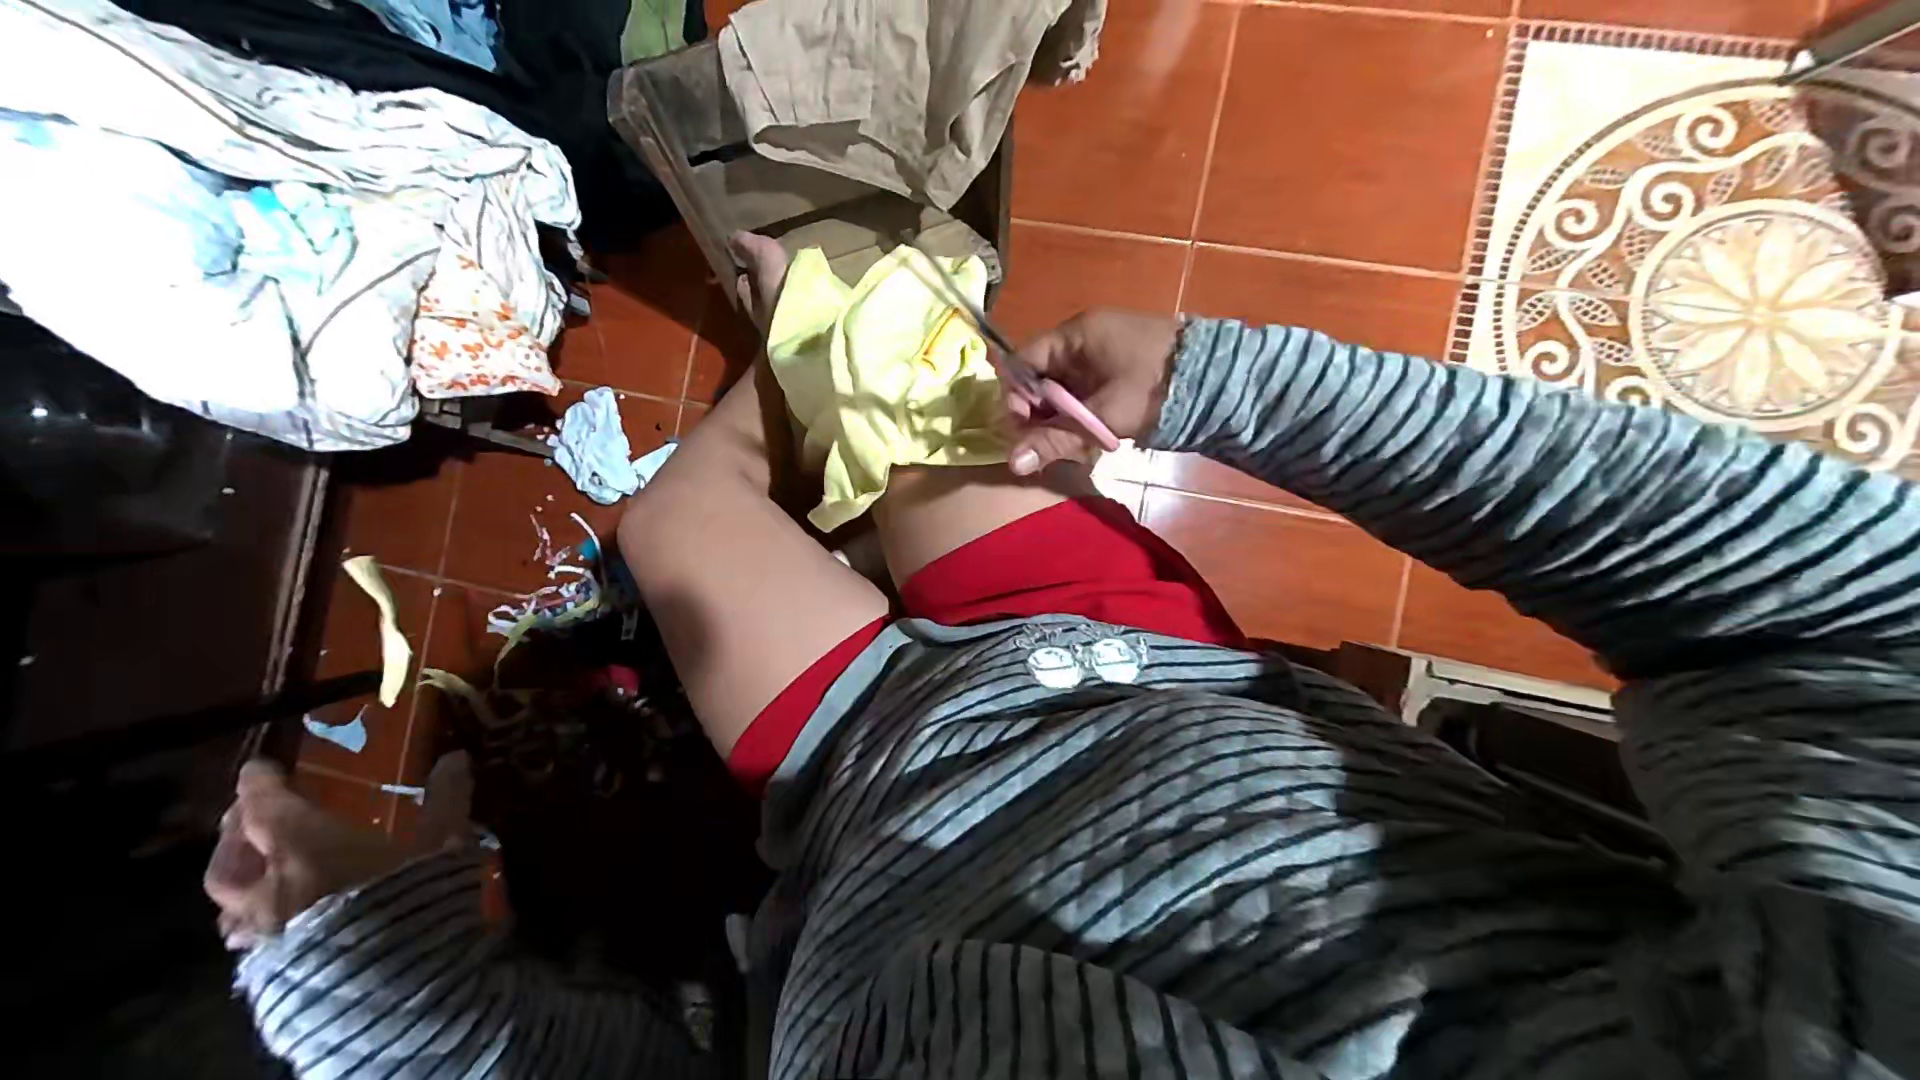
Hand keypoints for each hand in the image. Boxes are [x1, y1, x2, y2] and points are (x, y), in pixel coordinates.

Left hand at [203, 753, 473, 948]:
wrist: (386, 977)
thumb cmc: (410, 894)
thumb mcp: (441, 842)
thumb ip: (446, 799)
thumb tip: (457, 757)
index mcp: (306, 846)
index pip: (267, 807)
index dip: (261, 784)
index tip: (258, 767)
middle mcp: (269, 884)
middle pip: (231, 854)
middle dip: (236, 830)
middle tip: (248, 814)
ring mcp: (263, 928)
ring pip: (226, 899)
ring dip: (236, 875)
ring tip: (253, 866)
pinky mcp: (268, 963)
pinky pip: (244, 933)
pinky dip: (247, 916)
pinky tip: (268, 918)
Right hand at [1005, 309, 1179, 475]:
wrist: (1219, 383)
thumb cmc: (1155, 390)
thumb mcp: (1103, 417)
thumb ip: (1056, 439)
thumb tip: (1013, 464)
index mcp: (1075, 335)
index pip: (1022, 362)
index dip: (1016, 397)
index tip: (1024, 429)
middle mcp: (1083, 339)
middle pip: (1039, 378)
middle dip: (1038, 415)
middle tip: (1047, 445)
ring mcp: (1102, 355)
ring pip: (1061, 391)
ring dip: (1059, 420)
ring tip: (1070, 446)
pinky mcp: (1117, 372)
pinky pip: (1083, 394)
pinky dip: (1079, 418)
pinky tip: (1088, 440)